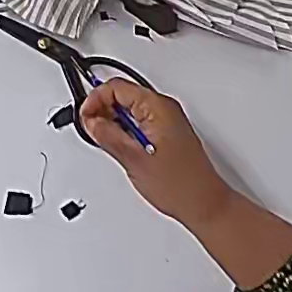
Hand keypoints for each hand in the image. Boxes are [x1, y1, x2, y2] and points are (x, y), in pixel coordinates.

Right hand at [80, 80, 232, 229]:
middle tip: (93, 129)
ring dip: (114, 120)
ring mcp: (168, 118)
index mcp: (157, 107)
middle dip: (104, 109)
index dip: (96, 99)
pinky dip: (127, 128)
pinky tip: (123, 146)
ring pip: (131, 107)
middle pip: (124, 94)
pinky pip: (141, 119)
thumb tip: (91, 121)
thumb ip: (108, 135)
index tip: (86, 116)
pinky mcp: (168, 130)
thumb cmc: (180, 185)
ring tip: (108, 142)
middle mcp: (165, 107)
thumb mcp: (134, 159)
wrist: (204, 204)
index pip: (117, 87)